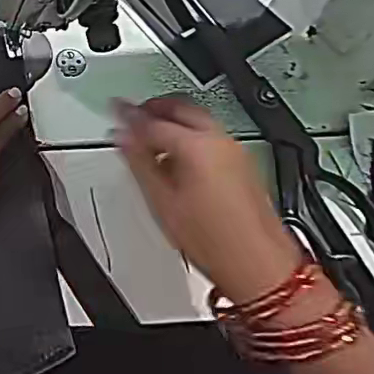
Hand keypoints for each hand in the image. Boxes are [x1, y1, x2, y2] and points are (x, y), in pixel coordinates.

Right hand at [114, 96, 305, 302]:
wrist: (259, 266)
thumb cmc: (216, 241)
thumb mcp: (161, 200)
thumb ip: (139, 162)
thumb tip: (123, 139)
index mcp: (195, 146)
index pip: (151, 121)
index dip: (127, 115)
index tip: (115, 110)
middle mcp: (218, 141)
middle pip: (179, 107)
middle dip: (152, 107)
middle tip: (131, 114)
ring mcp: (234, 151)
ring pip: (196, 117)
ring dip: (171, 118)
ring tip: (149, 132)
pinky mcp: (243, 162)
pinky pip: (210, 133)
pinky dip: (188, 132)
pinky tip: (174, 151)